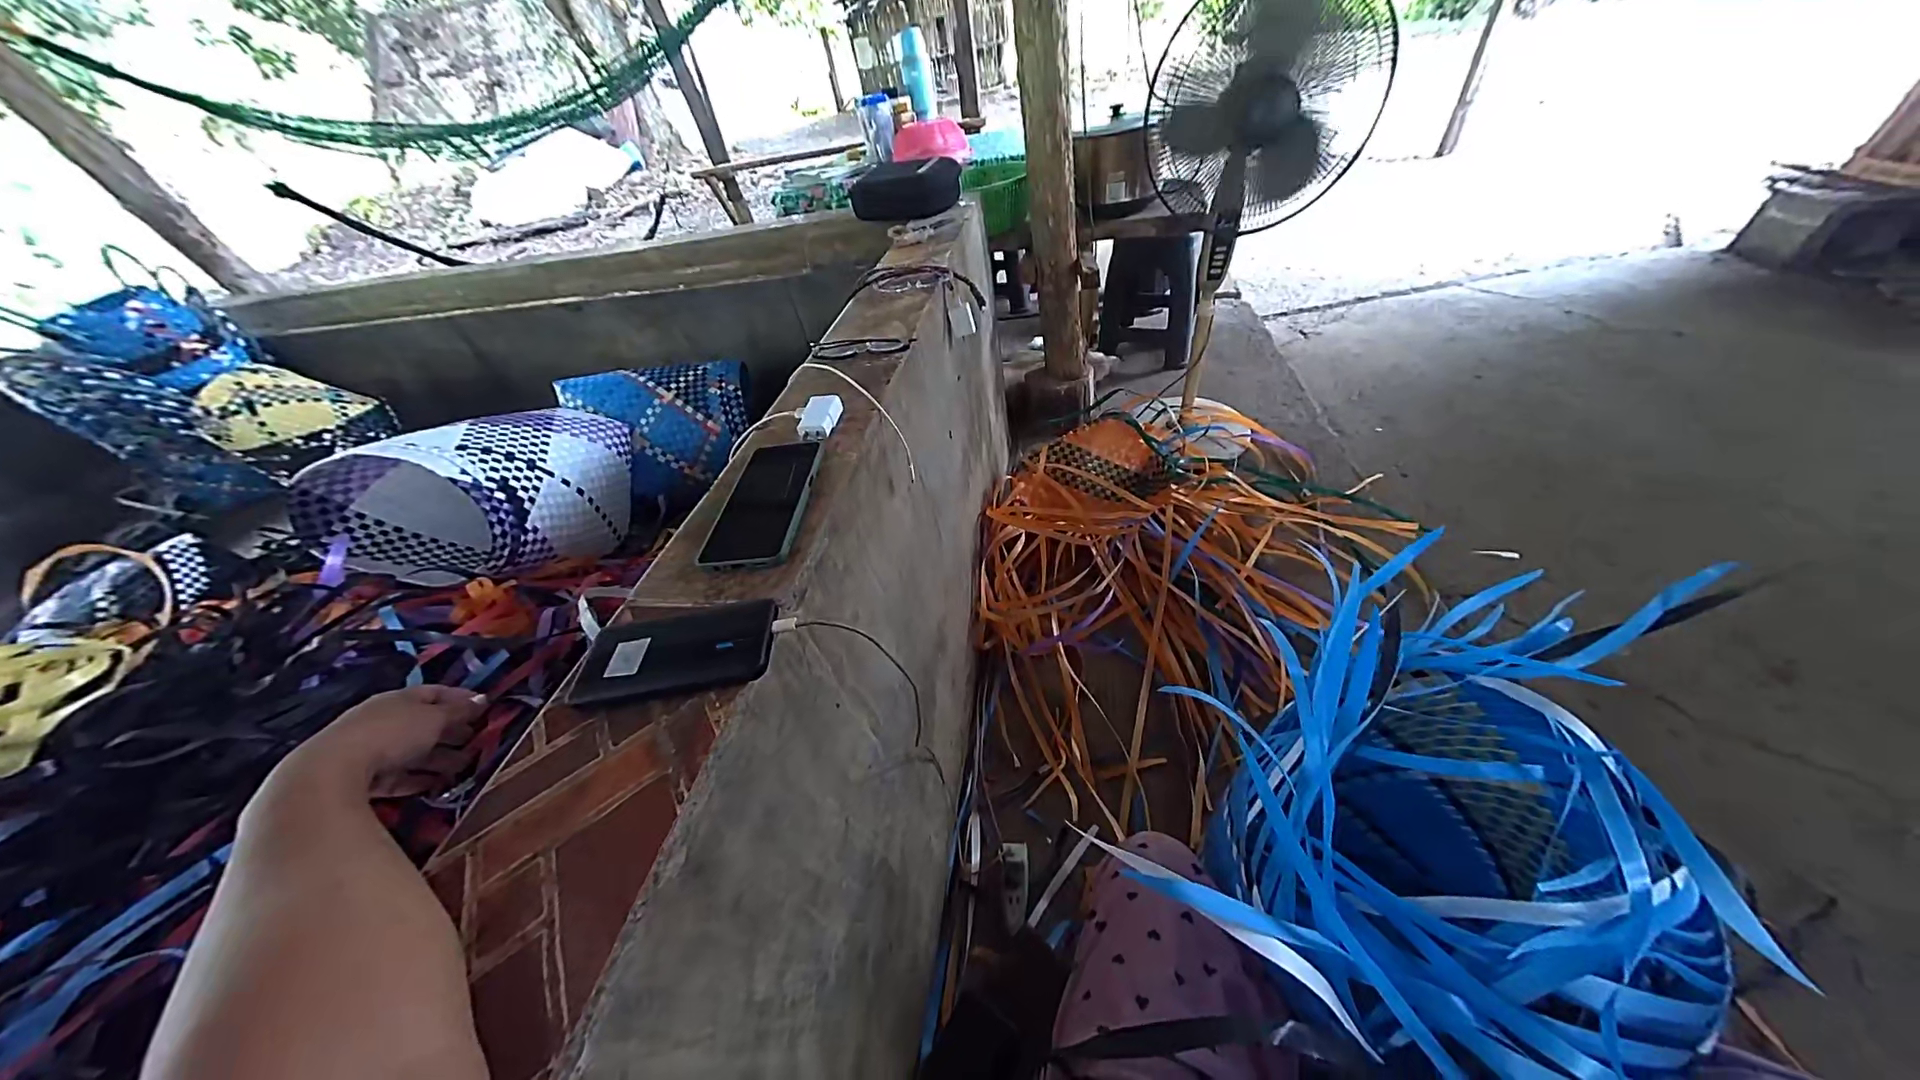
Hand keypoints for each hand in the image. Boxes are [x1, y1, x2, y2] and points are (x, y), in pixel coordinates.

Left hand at [280, 685, 489, 799]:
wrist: (331, 774)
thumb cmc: (392, 733)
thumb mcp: (434, 718)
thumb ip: (459, 711)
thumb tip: (483, 700)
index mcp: (399, 700)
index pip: (435, 693)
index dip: (462, 699)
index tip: (486, 708)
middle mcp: (384, 720)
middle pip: (426, 724)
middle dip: (454, 731)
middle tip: (479, 739)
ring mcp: (372, 750)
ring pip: (415, 752)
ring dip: (441, 758)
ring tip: (465, 765)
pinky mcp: (365, 778)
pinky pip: (399, 776)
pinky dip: (419, 778)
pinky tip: (436, 784)